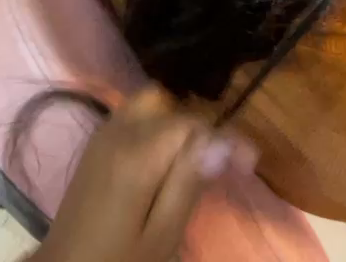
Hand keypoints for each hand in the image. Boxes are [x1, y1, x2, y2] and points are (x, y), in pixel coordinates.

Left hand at [31, 86, 256, 261]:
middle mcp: (118, 130)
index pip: (191, 121)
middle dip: (196, 122)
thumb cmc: (120, 259)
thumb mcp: (162, 233)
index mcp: (138, 153)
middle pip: (167, 100)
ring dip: (174, 119)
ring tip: (193, 159)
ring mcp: (103, 132)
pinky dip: (154, 123)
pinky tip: (164, 159)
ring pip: (147, 101)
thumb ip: (189, 182)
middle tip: (217, 161)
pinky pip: (130, 114)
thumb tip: (222, 141)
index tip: (249, 161)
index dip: (224, 136)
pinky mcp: (96, 142)